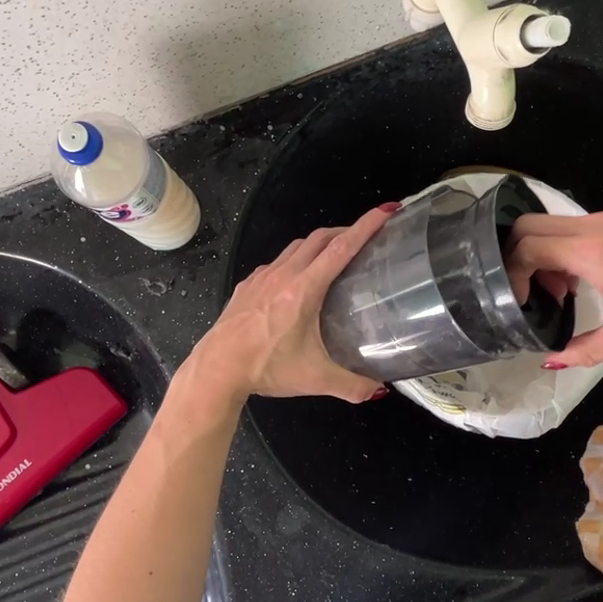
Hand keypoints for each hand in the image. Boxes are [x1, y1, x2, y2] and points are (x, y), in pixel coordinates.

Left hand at [191, 204, 397, 401]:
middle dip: (345, 231)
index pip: (341, 248)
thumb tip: (377, 390)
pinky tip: (295, 280)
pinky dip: (293, 261)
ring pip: (295, 248)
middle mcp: (283, 275)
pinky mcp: (247, 287)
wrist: (217, 368)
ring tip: (333, 256)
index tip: (385, 212)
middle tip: (364, 237)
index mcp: (304, 289)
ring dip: (318, 244)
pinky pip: (275, 263)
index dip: (366, 227)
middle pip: (319, 239)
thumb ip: (351, 385)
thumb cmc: (266, 367)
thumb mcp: (315, 379)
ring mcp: (261, 278)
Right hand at [504, 212, 602, 367]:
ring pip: (551, 225)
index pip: (527, 248)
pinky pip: (573, 227)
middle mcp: (592, 226)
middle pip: (528, 226)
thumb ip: (583, 350)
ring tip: (561, 290)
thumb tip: (551, 363)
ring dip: (543, 254)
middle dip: (517, 258)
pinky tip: (585, 278)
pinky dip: (564, 249)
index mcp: (590, 251)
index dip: (512, 274)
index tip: (522, 302)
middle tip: (531, 291)